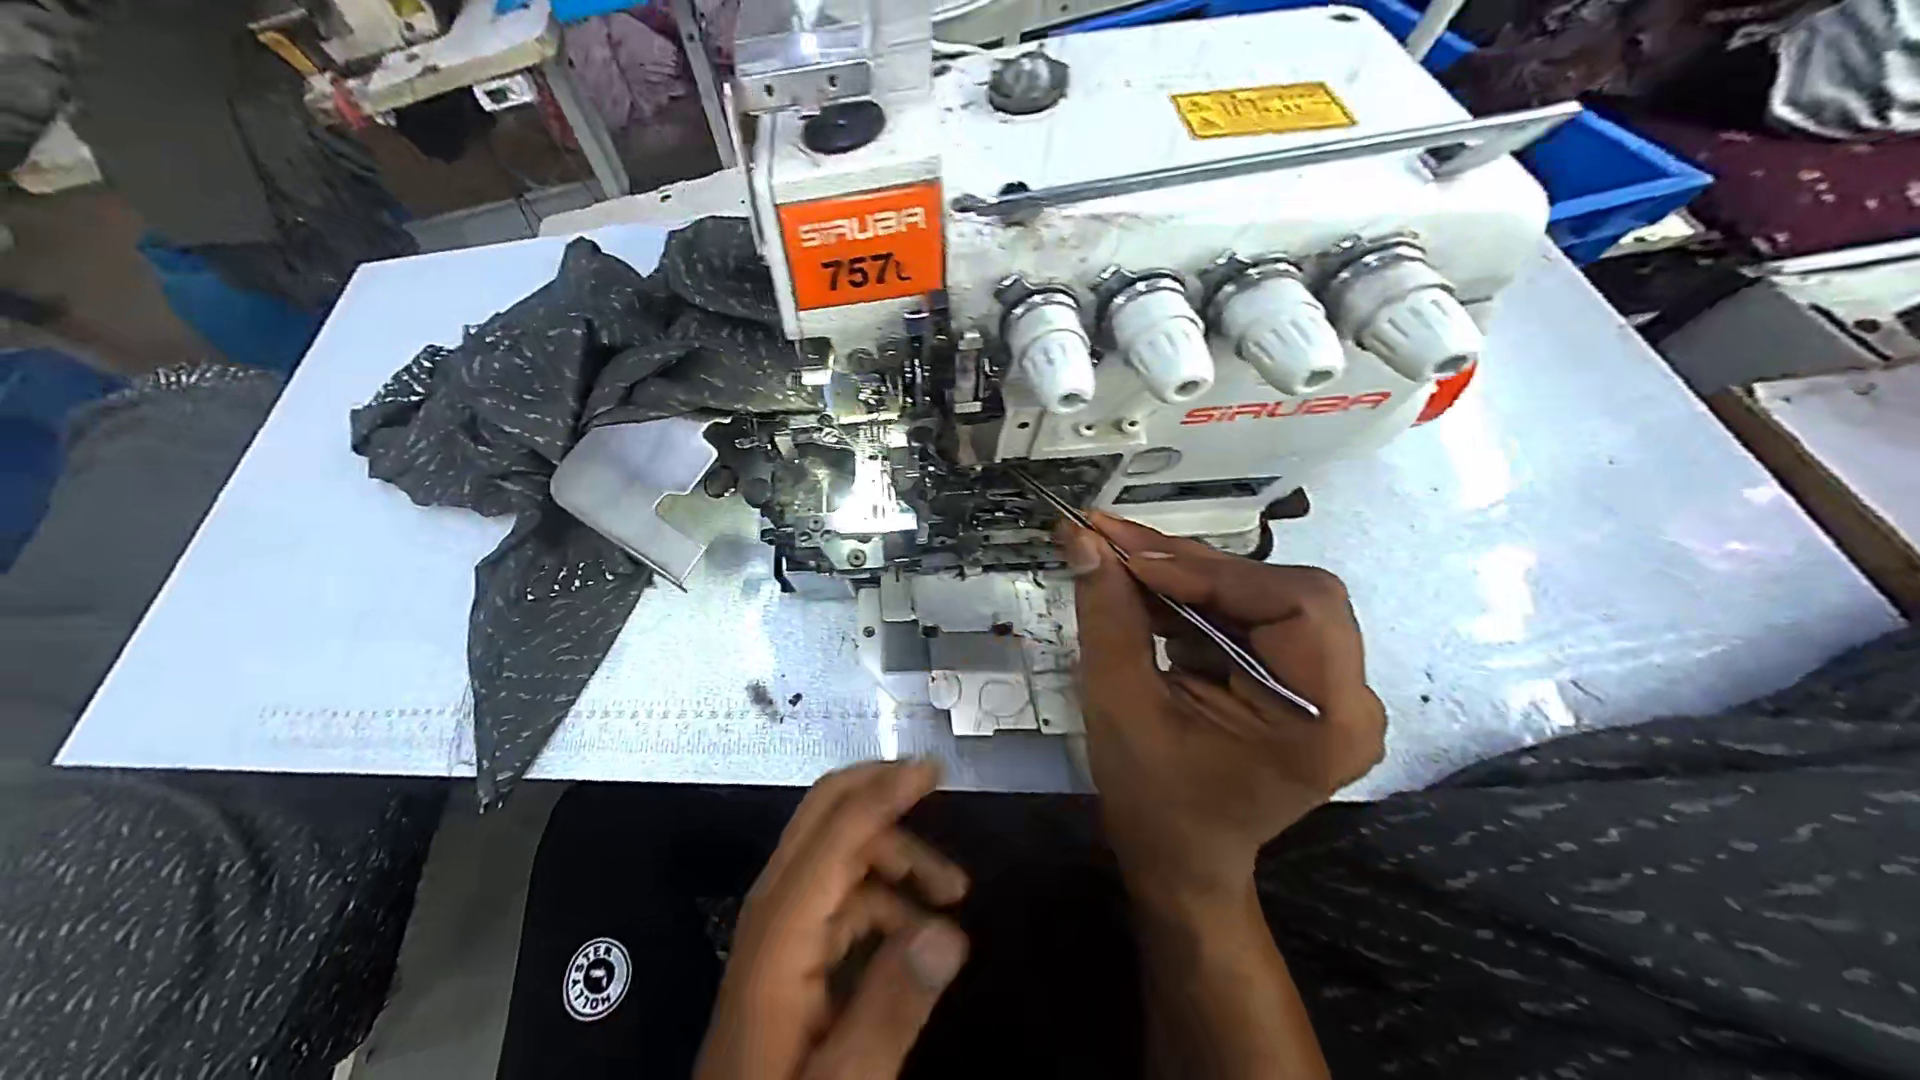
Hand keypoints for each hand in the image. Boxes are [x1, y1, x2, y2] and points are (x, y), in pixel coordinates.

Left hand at [695, 761, 970, 1079]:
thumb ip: (892, 1009)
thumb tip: (949, 933)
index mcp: (781, 931)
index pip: (837, 831)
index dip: (886, 790)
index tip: (932, 768)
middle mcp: (772, 910)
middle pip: (823, 815)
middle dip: (881, 792)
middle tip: (934, 785)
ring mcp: (776, 927)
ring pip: (838, 852)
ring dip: (896, 855)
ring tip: (951, 892)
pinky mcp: (786, 949)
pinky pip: (839, 890)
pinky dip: (884, 891)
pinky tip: (915, 929)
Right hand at [1061, 513, 1385, 901]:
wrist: (1179, 859)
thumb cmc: (1152, 802)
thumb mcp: (1119, 706)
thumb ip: (1108, 617)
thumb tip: (1085, 540)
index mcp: (1328, 721)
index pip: (1294, 606)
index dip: (1209, 571)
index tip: (1127, 552)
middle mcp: (1349, 698)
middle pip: (1285, 592)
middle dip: (1195, 568)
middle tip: (1117, 546)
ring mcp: (1330, 688)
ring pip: (1264, 595)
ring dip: (1190, 579)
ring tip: (1121, 567)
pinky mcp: (1300, 679)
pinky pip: (1251, 616)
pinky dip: (1195, 601)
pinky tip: (1146, 597)